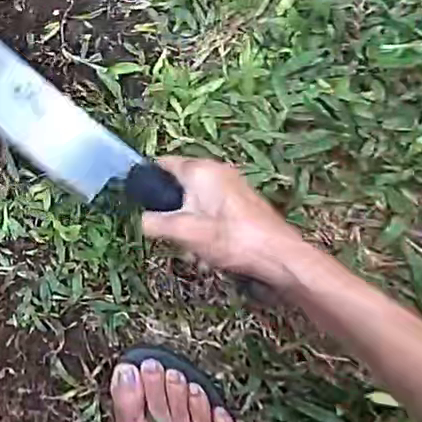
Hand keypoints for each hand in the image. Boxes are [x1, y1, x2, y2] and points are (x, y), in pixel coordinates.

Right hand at [139, 156, 319, 290]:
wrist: (281, 258)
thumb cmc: (230, 239)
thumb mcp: (182, 232)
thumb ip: (153, 223)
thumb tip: (142, 221)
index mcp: (200, 169)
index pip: (162, 163)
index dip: (147, 179)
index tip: (140, 200)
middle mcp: (217, 171)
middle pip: (180, 186)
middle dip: (171, 212)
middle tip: (171, 235)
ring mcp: (233, 186)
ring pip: (197, 202)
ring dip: (189, 225)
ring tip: (194, 252)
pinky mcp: (244, 203)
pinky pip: (214, 210)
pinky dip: (207, 227)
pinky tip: (211, 254)